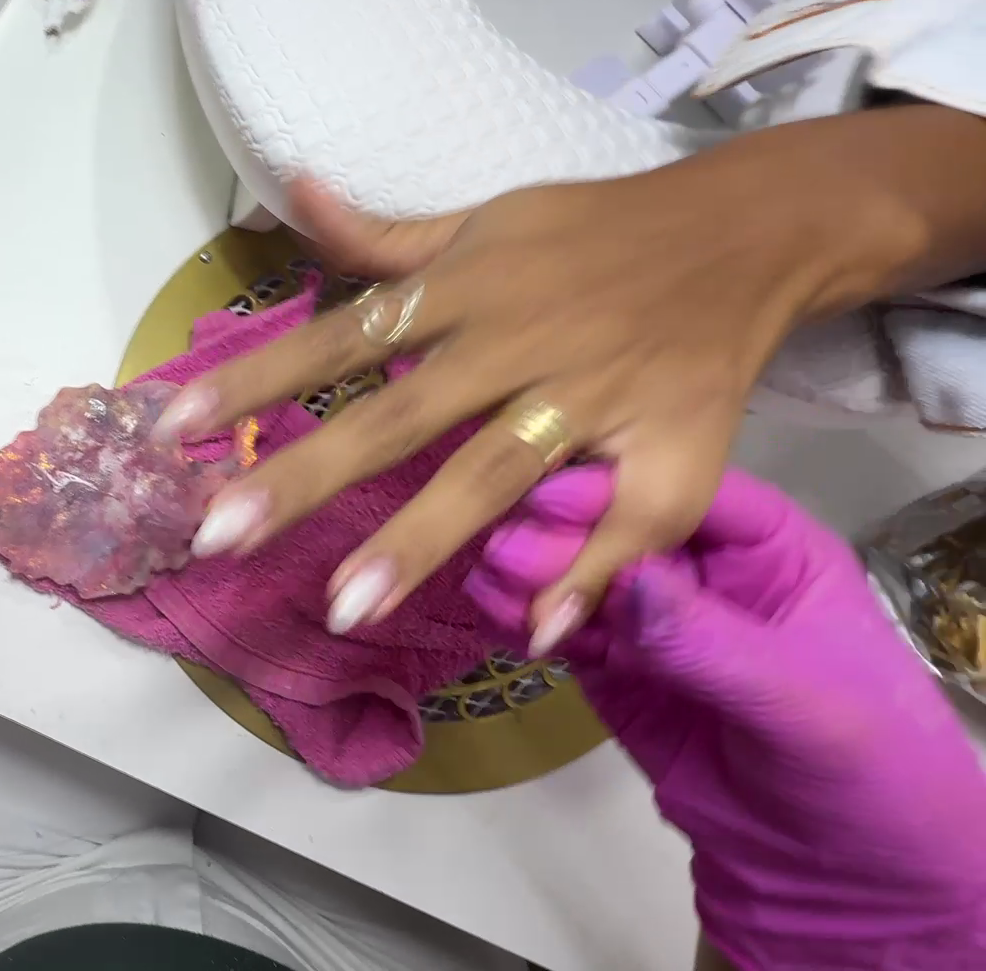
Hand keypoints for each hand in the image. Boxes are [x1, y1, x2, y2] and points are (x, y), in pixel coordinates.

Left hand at [159, 106, 980, 646]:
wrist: (751, 226)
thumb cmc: (582, 233)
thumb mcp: (474, 220)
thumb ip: (376, 233)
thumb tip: (292, 189)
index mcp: (459, 290)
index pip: (333, 338)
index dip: (252, 381)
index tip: (173, 427)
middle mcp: (511, 345)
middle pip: (393, 419)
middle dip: (302, 481)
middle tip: (216, 537)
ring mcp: (592, 399)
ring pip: (490, 473)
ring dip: (416, 545)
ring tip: (342, 610)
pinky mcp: (678, 445)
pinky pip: (632, 518)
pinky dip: (588, 575)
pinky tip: (535, 633)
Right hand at [466, 467, 985, 967]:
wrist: (825, 867)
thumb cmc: (865, 775)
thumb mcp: (809, 708)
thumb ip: (716, 643)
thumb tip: (630, 580)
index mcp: (766, 552)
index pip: (687, 495)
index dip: (621, 486)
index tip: (549, 493)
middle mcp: (693, 567)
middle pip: (613, 527)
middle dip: (557, 537)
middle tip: (503, 551)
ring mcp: (640, 611)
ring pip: (571, 573)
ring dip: (525, 576)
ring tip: (488, 587)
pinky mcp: (602, 654)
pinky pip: (553, 624)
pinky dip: (518, 618)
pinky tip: (491, 616)